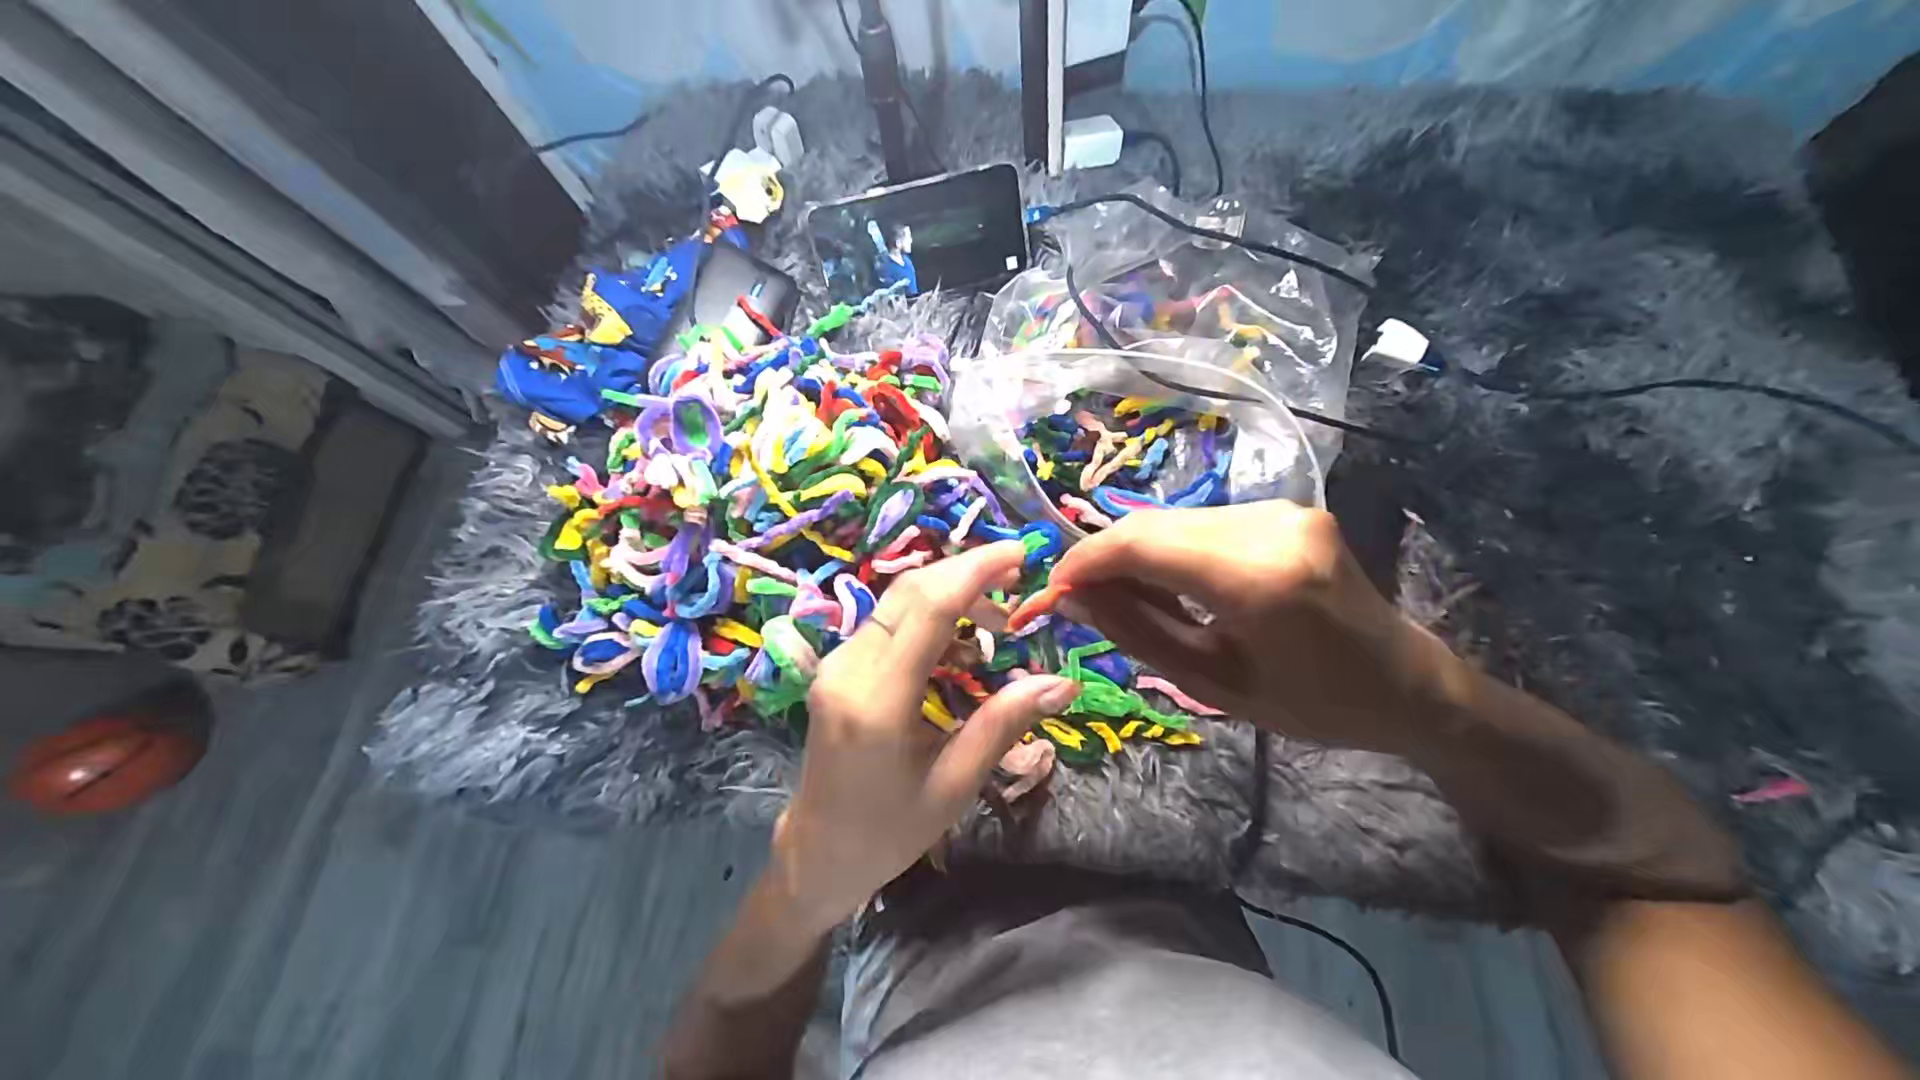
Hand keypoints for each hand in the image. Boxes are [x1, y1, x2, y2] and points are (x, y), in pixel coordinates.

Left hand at [770, 541, 1079, 930]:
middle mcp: (848, 668)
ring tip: (998, 622)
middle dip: (966, 572)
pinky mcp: (838, 667)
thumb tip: (1063, 681)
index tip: (1021, 553)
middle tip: (1017, 580)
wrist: (817, 853)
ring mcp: (837, 664)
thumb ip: (1003, 723)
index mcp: (877, 700)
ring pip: (897, 601)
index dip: (976, 570)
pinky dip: (929, 617)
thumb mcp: (955, 785)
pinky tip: (961, 643)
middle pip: (909, 590)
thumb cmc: (889, 831)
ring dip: (949, 595)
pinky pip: (887, 623)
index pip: (928, 607)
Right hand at [1048, 501, 1457, 756]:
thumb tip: (1071, 598)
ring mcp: (1280, 510)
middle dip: (1103, 557)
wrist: (1407, 684)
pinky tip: (1168, 582)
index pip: (1140, 545)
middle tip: (1078, 598)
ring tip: (1123, 597)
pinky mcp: (1284, 509)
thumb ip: (1135, 631)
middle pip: (1151, 524)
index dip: (1084, 561)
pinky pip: (1201, 522)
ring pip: (1172, 520)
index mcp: (1256, 578)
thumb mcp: (1211, 682)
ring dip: (1135, 553)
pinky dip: (1169, 549)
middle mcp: (1268, 526)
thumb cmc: (1311, 703)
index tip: (1054, 590)